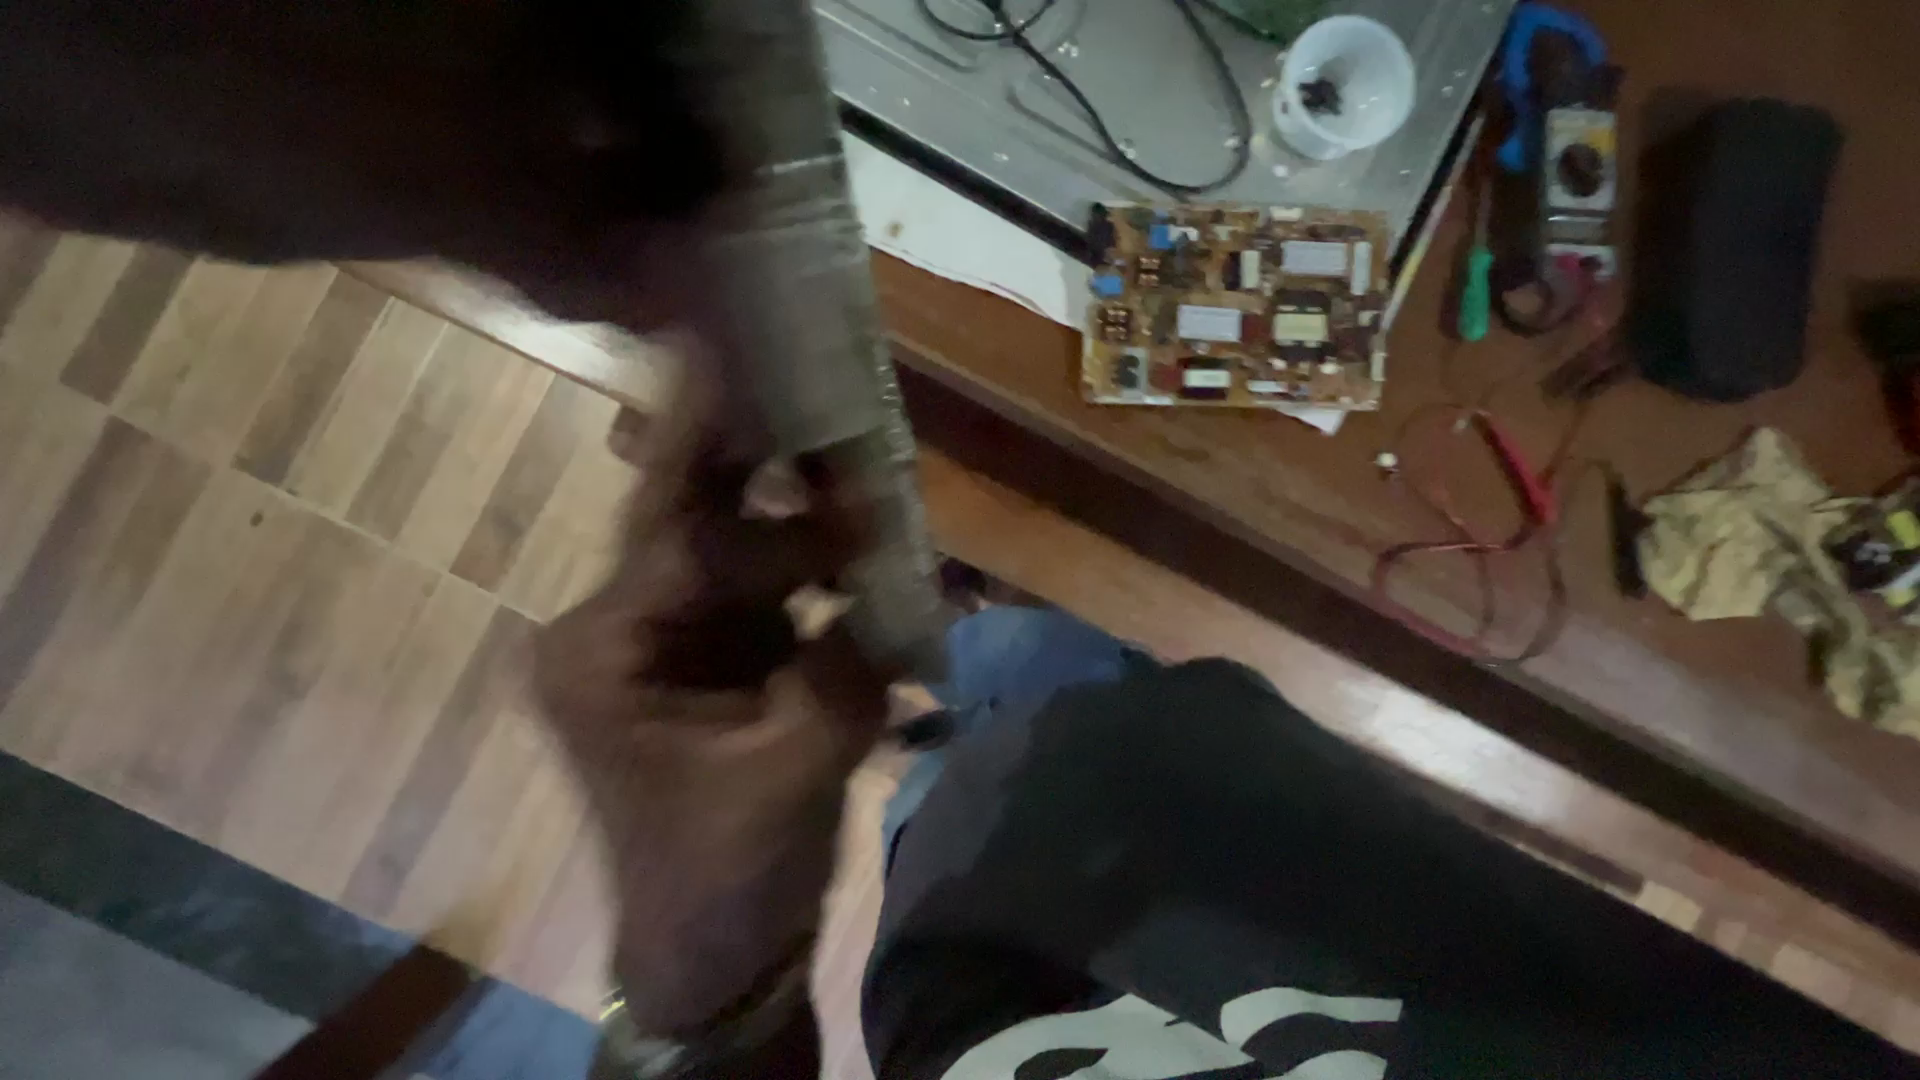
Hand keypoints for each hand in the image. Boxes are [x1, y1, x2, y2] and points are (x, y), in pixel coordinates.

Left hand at [534, 389, 890, 1032]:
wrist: (715, 945)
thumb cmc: (731, 869)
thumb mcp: (794, 771)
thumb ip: (843, 667)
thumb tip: (888, 583)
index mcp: (604, 651)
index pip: (690, 550)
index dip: (779, 521)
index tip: (850, 478)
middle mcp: (618, 625)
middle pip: (683, 514)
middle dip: (733, 443)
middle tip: (769, 354)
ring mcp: (665, 635)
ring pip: (722, 538)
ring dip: (776, 491)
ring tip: (821, 420)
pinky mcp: (711, 652)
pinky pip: (757, 580)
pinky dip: (803, 553)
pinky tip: (846, 517)